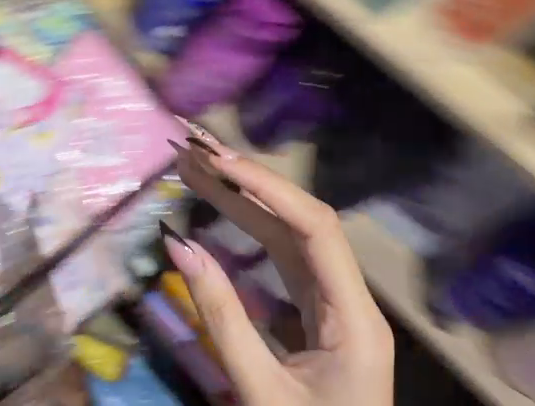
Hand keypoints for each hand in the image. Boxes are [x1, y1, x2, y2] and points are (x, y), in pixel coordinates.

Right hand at [167, 134, 393, 405]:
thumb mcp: (262, 392)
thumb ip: (222, 319)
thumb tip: (178, 243)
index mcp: (356, 318)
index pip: (316, 227)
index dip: (266, 187)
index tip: (217, 164)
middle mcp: (351, 301)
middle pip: (302, 222)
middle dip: (248, 183)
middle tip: (194, 152)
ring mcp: (336, 309)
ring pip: (289, 237)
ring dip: (242, 201)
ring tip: (195, 168)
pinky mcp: (318, 319)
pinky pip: (284, 261)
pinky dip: (248, 232)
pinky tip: (219, 210)